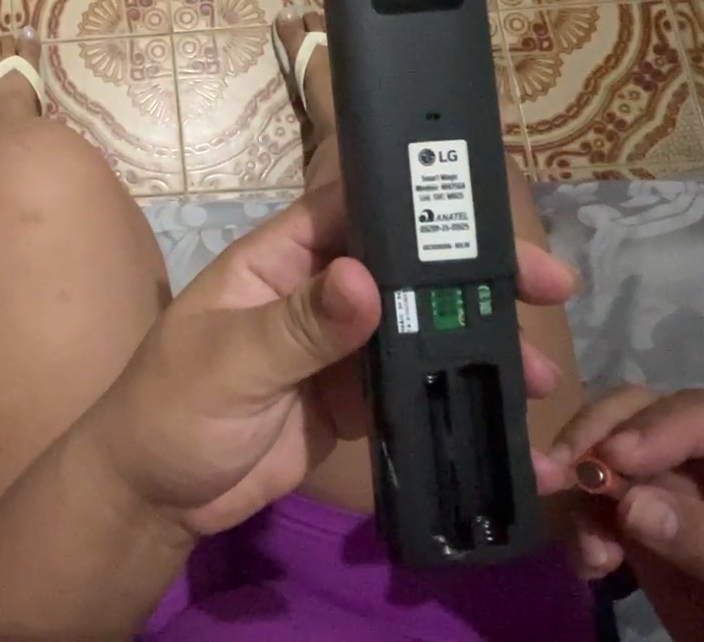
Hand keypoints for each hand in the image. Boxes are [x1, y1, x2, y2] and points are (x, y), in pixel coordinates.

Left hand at [73, 180, 578, 539]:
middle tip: (545, 285)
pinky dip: (452, 394)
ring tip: (540, 368)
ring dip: (472, 339)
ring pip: (413, 327)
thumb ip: (299, 325)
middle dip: (467, 273)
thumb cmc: (171, 408)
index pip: (347, 212)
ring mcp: (333, 349)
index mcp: (275, 261)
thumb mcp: (230, 361)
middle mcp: (311, 293)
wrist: (157, 496)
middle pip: (397, 268)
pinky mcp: (348, 400)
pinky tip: (501, 411)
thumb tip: (367, 278)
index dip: (412, 206)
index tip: (483, 218)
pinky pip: (407, 388)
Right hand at [539, 387, 703, 641]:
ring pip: (605, 453)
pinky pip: (594, 503)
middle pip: (642, 416)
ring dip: (579, 487)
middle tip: (561, 474)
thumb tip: (630, 503)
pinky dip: (579, 525)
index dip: (657, 426)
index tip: (612, 459)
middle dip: (596, 440)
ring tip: (584, 545)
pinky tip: (590, 564)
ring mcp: (677, 488)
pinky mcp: (644, 520)